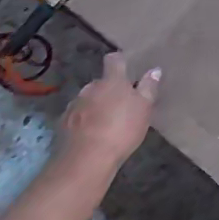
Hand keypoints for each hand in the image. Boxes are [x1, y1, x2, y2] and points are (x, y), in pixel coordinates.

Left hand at [59, 52, 159, 172]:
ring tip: (105, 123)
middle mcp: (91, 87)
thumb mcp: (144, 109)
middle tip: (119, 105)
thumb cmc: (121, 130)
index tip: (125, 67)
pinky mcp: (64, 122)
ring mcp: (75, 104)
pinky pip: (77, 116)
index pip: (114, 60)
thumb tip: (154, 70)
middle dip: (108, 90)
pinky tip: (90, 136)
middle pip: (100, 82)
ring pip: (88, 99)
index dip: (119, 61)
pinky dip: (83, 121)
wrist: (87, 159)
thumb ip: (149, 88)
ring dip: (95, 106)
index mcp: (112, 80)